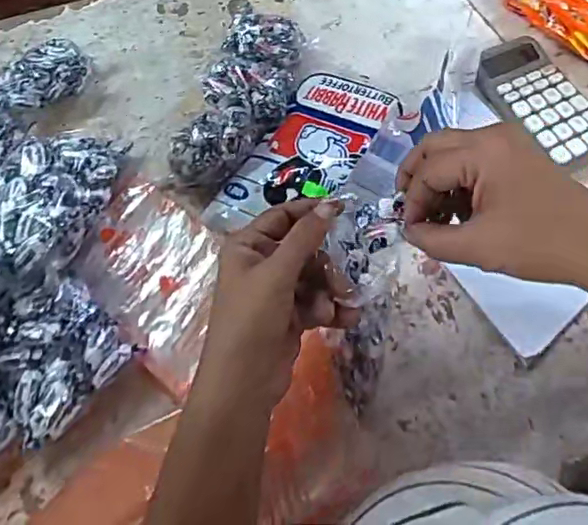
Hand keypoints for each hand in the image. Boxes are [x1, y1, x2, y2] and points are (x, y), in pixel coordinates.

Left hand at [199, 200, 357, 411]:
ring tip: (343, 306)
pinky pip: (315, 301)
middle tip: (341, 282)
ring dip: (330, 290)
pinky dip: (330, 308)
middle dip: (325, 265)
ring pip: (313, 277)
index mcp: (247, 244)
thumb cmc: (252, 318)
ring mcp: (275, 290)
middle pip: (303, 249)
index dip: (310, 211)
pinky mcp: (289, 315)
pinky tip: (344, 319)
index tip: (343, 209)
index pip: (282, 217)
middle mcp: (259, 262)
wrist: (243, 383)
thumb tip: (329, 205)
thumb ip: (305, 238)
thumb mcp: (277, 273)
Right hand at [396, 125, 587, 297]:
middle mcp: (492, 136)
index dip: (413, 200)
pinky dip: (460, 179)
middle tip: (409, 207)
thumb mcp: (479, 247)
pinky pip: (474, 158)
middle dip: (416, 176)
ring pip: (453, 151)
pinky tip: (462, 210)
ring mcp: (509, 142)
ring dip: (438, 179)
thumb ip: (434, 240)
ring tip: (437, 215)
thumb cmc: (541, 246)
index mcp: (483, 151)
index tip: (409, 228)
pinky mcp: (520, 155)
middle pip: (435, 147)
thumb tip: (409, 232)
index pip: (429, 170)